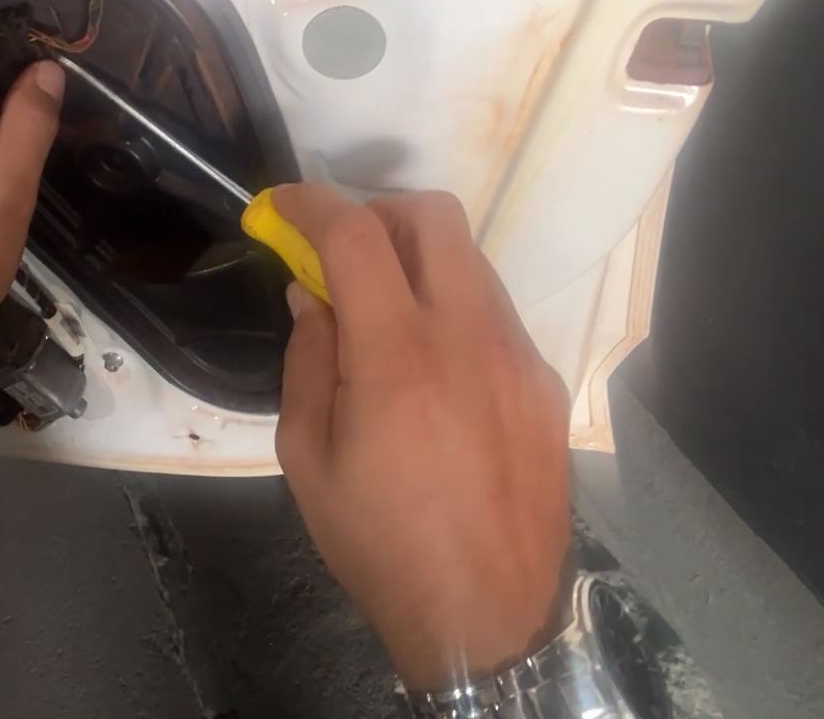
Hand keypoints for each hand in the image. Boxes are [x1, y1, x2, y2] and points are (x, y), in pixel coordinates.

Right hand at [270, 184, 570, 689]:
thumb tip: (312, 294)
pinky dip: (450, 304)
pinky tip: (432, 364)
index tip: (280, 207)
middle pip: (433, 215)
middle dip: (376, 212)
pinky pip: (492, 308)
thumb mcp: (307, 454)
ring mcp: (518, 355)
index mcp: (398, 357)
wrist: (488, 620)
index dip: (309, 204)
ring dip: (416, 259)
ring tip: (385, 313)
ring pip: (468, 257)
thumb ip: (308, 357)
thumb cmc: (378, 540)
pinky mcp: (543, 381)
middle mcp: (469, 337)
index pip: (354, 235)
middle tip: (343, 254)